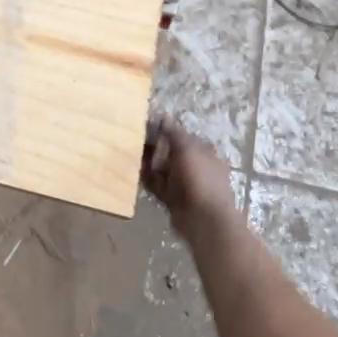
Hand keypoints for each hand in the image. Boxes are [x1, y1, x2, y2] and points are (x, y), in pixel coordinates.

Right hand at [141, 117, 236, 237]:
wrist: (204, 220)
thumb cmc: (199, 179)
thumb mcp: (187, 149)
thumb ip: (174, 133)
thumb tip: (164, 116)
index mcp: (204, 151)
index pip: (181, 136)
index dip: (164, 132)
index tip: (145, 129)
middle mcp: (196, 166)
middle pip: (171, 154)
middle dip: (155, 150)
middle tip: (136, 144)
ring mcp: (186, 184)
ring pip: (164, 170)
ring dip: (150, 166)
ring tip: (133, 159)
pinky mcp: (175, 199)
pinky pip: (159, 186)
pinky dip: (149, 181)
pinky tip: (137, 176)